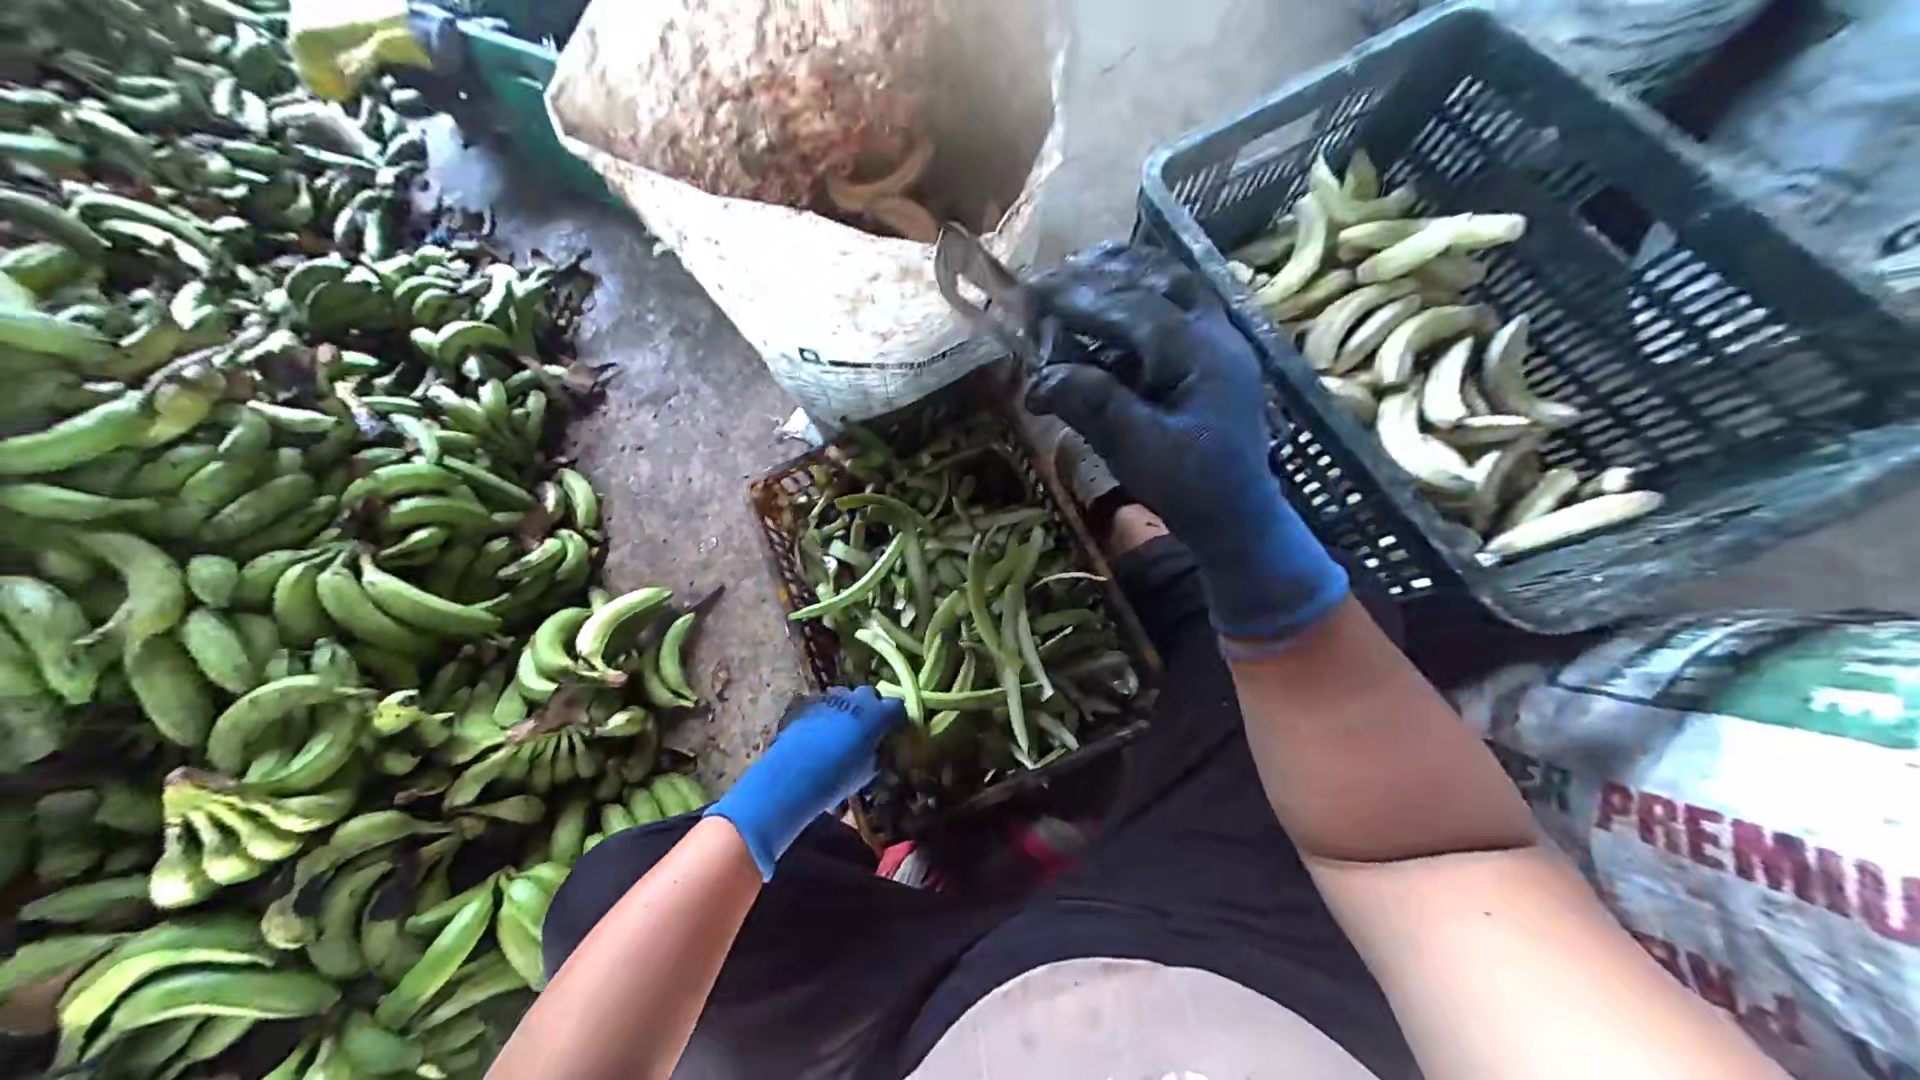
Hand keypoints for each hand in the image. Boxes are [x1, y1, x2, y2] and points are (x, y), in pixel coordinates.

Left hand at [703, 687, 905, 878]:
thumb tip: (880, 750)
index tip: (892, 729)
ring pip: (846, 696)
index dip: (895, 717)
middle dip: (871, 708)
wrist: (797, 772)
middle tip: (867, 728)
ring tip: (843, 730)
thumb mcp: (868, 770)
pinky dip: (827, 714)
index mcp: (878, 714)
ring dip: (848, 708)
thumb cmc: (841, 774)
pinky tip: (821, 732)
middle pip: (870, 695)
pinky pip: (825, 704)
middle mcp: (858, 699)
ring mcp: (832, 698)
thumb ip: (878, 753)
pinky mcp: (810, 702)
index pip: (897, 706)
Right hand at [1025, 243, 1347, 644]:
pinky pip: (1177, 312)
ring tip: (1077, 276)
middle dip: (1104, 273)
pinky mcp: (1213, 361)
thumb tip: (1038, 378)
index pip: (1135, 308)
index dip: (1081, 298)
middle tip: (1054, 277)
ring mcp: (1220, 345)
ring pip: (1174, 288)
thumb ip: (1093, 405)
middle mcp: (1217, 335)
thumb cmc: (1191, 488)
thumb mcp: (1137, 451)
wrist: (1237, 519)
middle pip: (1162, 278)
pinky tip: (1107, 315)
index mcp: (1203, 354)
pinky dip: (1138, 303)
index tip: (1034, 293)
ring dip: (1124, 278)